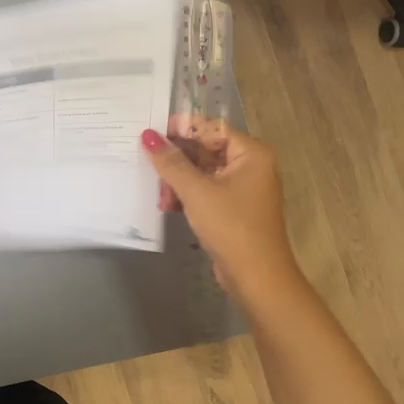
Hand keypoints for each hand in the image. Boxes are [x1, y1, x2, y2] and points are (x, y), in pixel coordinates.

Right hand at [141, 122, 295, 295]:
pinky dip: (186, 193)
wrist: (256, 276)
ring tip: (159, 192)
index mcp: (251, 153)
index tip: (150, 132)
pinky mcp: (232, 207)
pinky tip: (168, 204)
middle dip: (176, 158)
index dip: (181, 128)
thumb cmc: (231, 226)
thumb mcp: (196, 191)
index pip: (211, 127)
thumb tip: (147, 135)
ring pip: (202, 170)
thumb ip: (170, 162)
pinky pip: (205, 189)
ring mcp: (242, 187)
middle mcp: (249, 165)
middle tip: (146, 162)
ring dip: (178, 179)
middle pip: (205, 148)